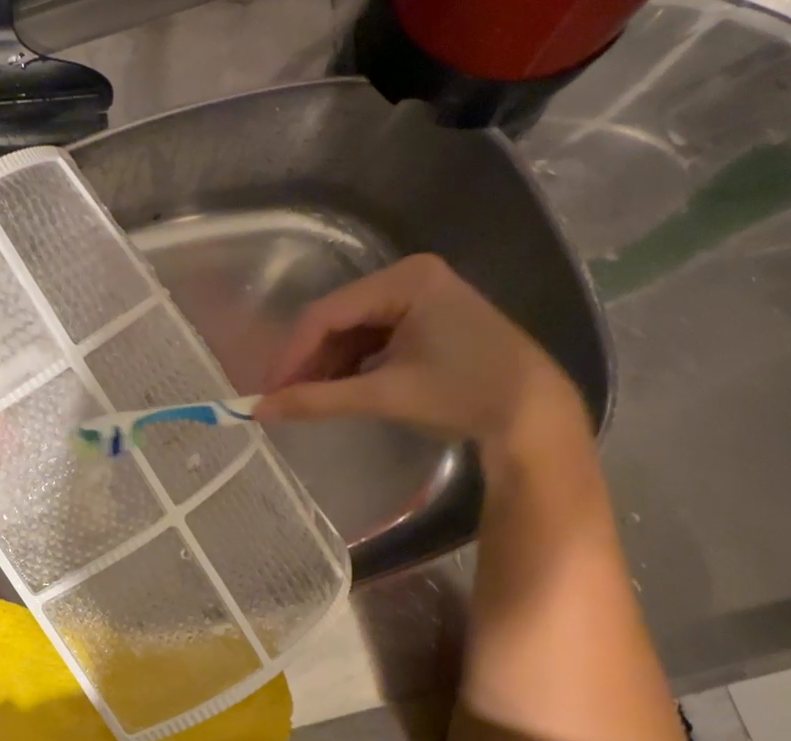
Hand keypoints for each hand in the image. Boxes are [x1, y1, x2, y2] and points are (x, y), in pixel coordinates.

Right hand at [254, 254, 580, 445]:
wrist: (532, 412)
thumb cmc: (463, 394)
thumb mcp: (384, 396)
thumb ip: (317, 400)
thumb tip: (258, 411)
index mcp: (406, 280)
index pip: (327, 313)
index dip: (291, 354)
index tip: (267, 393)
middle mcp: (408, 277)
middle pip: (335, 319)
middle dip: (306, 362)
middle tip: (281, 400)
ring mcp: (416, 297)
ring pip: (347, 331)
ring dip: (324, 366)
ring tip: (306, 400)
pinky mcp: (421, 319)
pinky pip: (367, 339)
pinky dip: (347, 366)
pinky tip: (335, 391)